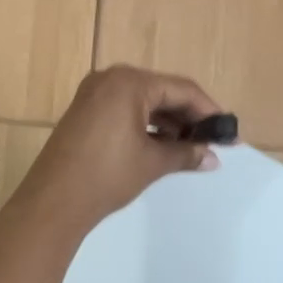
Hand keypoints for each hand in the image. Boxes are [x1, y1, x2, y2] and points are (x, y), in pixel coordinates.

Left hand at [7, 66, 225, 236]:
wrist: (54, 202)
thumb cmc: (106, 176)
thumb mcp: (151, 163)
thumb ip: (185, 154)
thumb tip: (212, 156)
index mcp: (129, 82)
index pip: (181, 89)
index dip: (209, 111)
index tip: (228, 132)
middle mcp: (110, 80)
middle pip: (162, 92)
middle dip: (189, 118)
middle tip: (213, 141)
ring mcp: (94, 96)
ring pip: (143, 103)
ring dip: (169, 124)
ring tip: (192, 148)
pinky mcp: (85, 114)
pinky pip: (125, 112)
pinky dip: (147, 127)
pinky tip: (164, 147)